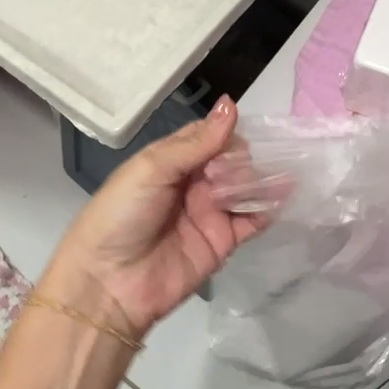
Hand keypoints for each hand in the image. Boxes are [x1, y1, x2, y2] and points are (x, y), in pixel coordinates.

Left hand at [45, 97, 267, 338]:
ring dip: (261, 179)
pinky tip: (281, 195)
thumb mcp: (152, 170)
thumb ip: (197, 142)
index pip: (211, 135)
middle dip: (244, 159)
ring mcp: (211, 212)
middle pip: (233, 159)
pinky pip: (252, 219)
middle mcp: (195, 182)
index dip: (226, 133)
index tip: (236, 137)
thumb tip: (232, 103)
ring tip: (276, 177)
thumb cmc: (121, 216)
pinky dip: (269, 207)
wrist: (107, 285)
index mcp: (173, 160)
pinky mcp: (223, 241)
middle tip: (237, 172)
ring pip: (246, 186)